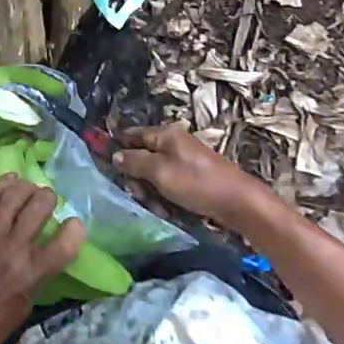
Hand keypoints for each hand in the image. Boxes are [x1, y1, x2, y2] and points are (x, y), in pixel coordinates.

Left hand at [0, 175, 83, 343]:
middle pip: (39, 205)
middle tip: (47, 202)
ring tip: (29, 190)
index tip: (74, 225)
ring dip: (28, 187)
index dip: (76, 229)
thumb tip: (49, 245)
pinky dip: (4, 184)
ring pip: (14, 194)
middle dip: (49, 197)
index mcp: (32, 275)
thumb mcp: (28, 301)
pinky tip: (11, 181)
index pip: (65, 244)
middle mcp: (13, 250)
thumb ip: (41, 271)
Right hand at [114, 124, 275, 230]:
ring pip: (153, 173)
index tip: (105, 164)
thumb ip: (135, 161)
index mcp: (165, 135)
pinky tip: (166, 209)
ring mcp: (182, 161)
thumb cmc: (196, 183)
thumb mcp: (160, 172)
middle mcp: (173, 143)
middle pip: (141, 156)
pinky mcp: (190, 178)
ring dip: (149, 190)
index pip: (132, 134)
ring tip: (155, 205)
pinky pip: (167, 184)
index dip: (118, 146)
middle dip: (135, 176)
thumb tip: (115, 155)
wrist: (238, 202)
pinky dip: (163, 195)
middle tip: (137, 194)